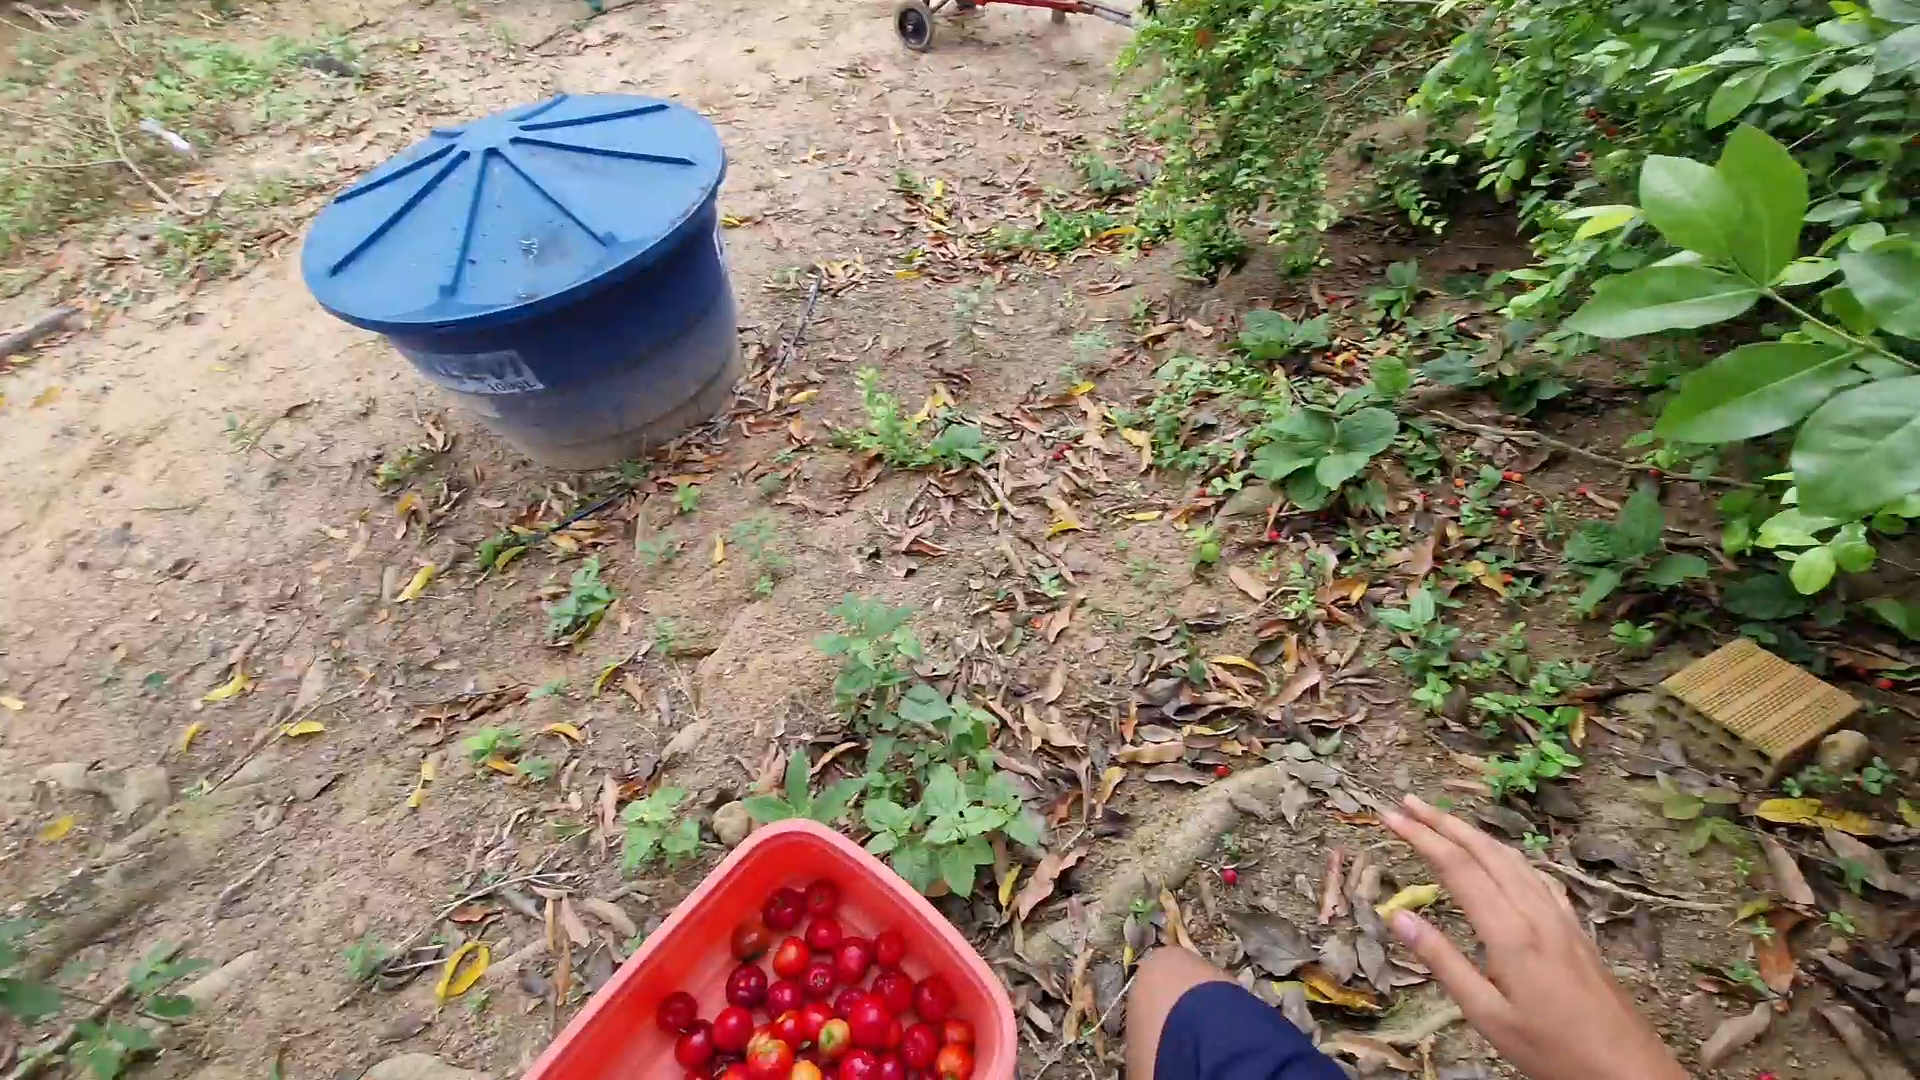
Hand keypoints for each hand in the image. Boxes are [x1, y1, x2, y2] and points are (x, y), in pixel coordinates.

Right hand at [1381, 794, 1686, 1079]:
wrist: (1637, 1079)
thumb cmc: (1555, 1052)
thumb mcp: (1488, 1016)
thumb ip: (1442, 961)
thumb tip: (1396, 916)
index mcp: (1510, 932)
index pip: (1457, 867)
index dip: (1420, 836)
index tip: (1389, 816)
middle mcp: (1536, 913)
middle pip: (1484, 851)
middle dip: (1442, 821)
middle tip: (1406, 801)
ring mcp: (1561, 919)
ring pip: (1512, 858)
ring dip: (1472, 832)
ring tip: (1442, 819)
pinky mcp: (1577, 930)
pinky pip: (1536, 876)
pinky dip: (1506, 854)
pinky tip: (1501, 857)